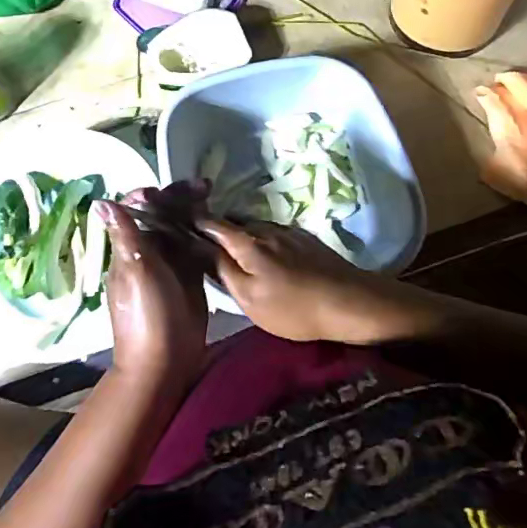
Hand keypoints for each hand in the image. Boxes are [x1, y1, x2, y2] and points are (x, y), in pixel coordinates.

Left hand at [96, 192, 207, 399]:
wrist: (164, 363)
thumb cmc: (146, 315)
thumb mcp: (135, 271)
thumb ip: (124, 235)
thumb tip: (100, 201)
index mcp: (130, 246)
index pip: (137, 208)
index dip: (155, 194)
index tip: (178, 188)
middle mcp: (148, 250)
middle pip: (162, 215)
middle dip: (180, 198)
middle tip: (207, 187)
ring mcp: (169, 264)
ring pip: (180, 228)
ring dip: (194, 212)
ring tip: (214, 196)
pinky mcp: (189, 276)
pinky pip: (195, 247)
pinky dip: (205, 233)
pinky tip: (220, 225)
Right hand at [197, 217, 425, 344]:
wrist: (350, 302)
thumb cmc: (294, 309)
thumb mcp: (249, 299)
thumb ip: (222, 270)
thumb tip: (198, 248)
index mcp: (246, 243)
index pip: (210, 224)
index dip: (192, 220)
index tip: (176, 218)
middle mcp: (264, 228)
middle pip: (231, 223)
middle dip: (215, 228)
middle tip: (202, 241)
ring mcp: (286, 231)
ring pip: (253, 228)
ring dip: (240, 235)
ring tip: (233, 252)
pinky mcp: (304, 238)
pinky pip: (272, 234)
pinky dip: (261, 241)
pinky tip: (265, 258)